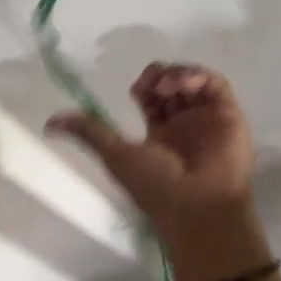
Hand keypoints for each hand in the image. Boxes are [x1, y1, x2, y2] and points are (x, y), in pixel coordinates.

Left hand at [45, 63, 254, 234]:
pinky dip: (200, 77)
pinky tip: (182, 83)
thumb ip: (90, 133)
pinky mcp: (230, 115)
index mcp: (161, 136)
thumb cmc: (156, 186)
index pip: (154, 99)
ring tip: (165, 84)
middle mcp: (186, 125)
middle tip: (152, 80)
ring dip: (178, 74)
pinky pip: (217, 86)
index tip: (138, 88)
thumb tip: (50, 122)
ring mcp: (209, 119)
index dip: (145, 86)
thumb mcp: (116, 156)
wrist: (197, 206)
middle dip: (160, 76)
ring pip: (195, 82)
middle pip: (174, 86)